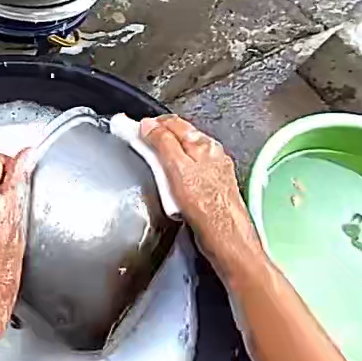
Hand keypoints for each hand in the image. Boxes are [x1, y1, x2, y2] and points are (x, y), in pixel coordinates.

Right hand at [139, 116, 263, 270]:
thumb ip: (162, 143)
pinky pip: (189, 173)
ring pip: (185, 155)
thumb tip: (149, 125)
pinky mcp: (211, 188)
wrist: (226, 238)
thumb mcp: (177, 168)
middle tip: (139, 142)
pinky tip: (170, 184)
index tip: (134, 128)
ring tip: (152, 162)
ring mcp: (213, 171)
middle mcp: (212, 154)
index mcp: (204, 144)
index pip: (173, 123)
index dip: (151, 123)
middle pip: (180, 136)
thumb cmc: (207, 206)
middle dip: (159, 137)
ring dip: (168, 156)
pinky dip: (176, 174)